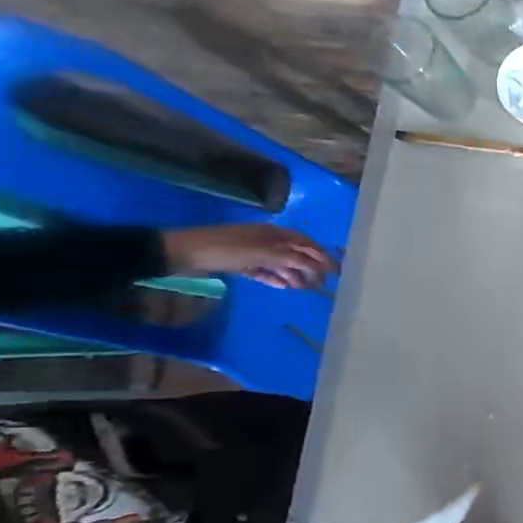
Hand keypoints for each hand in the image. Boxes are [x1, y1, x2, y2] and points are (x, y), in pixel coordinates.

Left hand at [160, 224, 336, 288]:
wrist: (185, 253)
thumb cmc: (226, 249)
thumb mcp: (262, 252)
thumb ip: (292, 258)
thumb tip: (321, 264)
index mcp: (273, 233)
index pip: (305, 243)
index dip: (322, 255)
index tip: (337, 271)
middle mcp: (266, 240)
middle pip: (295, 253)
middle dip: (311, 267)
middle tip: (324, 284)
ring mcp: (253, 252)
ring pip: (281, 263)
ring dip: (295, 275)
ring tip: (307, 289)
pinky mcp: (241, 264)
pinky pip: (265, 271)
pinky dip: (276, 278)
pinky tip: (285, 287)